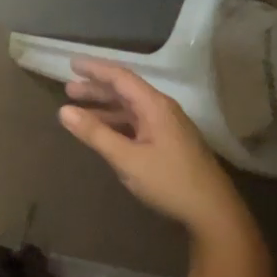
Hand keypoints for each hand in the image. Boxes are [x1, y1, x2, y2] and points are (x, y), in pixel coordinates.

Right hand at [57, 59, 247, 236]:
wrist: (213, 212)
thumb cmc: (169, 181)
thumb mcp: (127, 159)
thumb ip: (95, 133)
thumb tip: (63, 111)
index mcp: (155, 107)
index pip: (121, 78)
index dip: (95, 69)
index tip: (71, 64)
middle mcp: (162, 110)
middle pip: (125, 91)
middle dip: (96, 88)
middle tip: (68, 89)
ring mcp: (167, 127)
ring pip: (130, 109)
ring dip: (104, 107)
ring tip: (78, 110)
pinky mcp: (169, 142)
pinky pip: (136, 123)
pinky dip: (116, 122)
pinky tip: (103, 131)